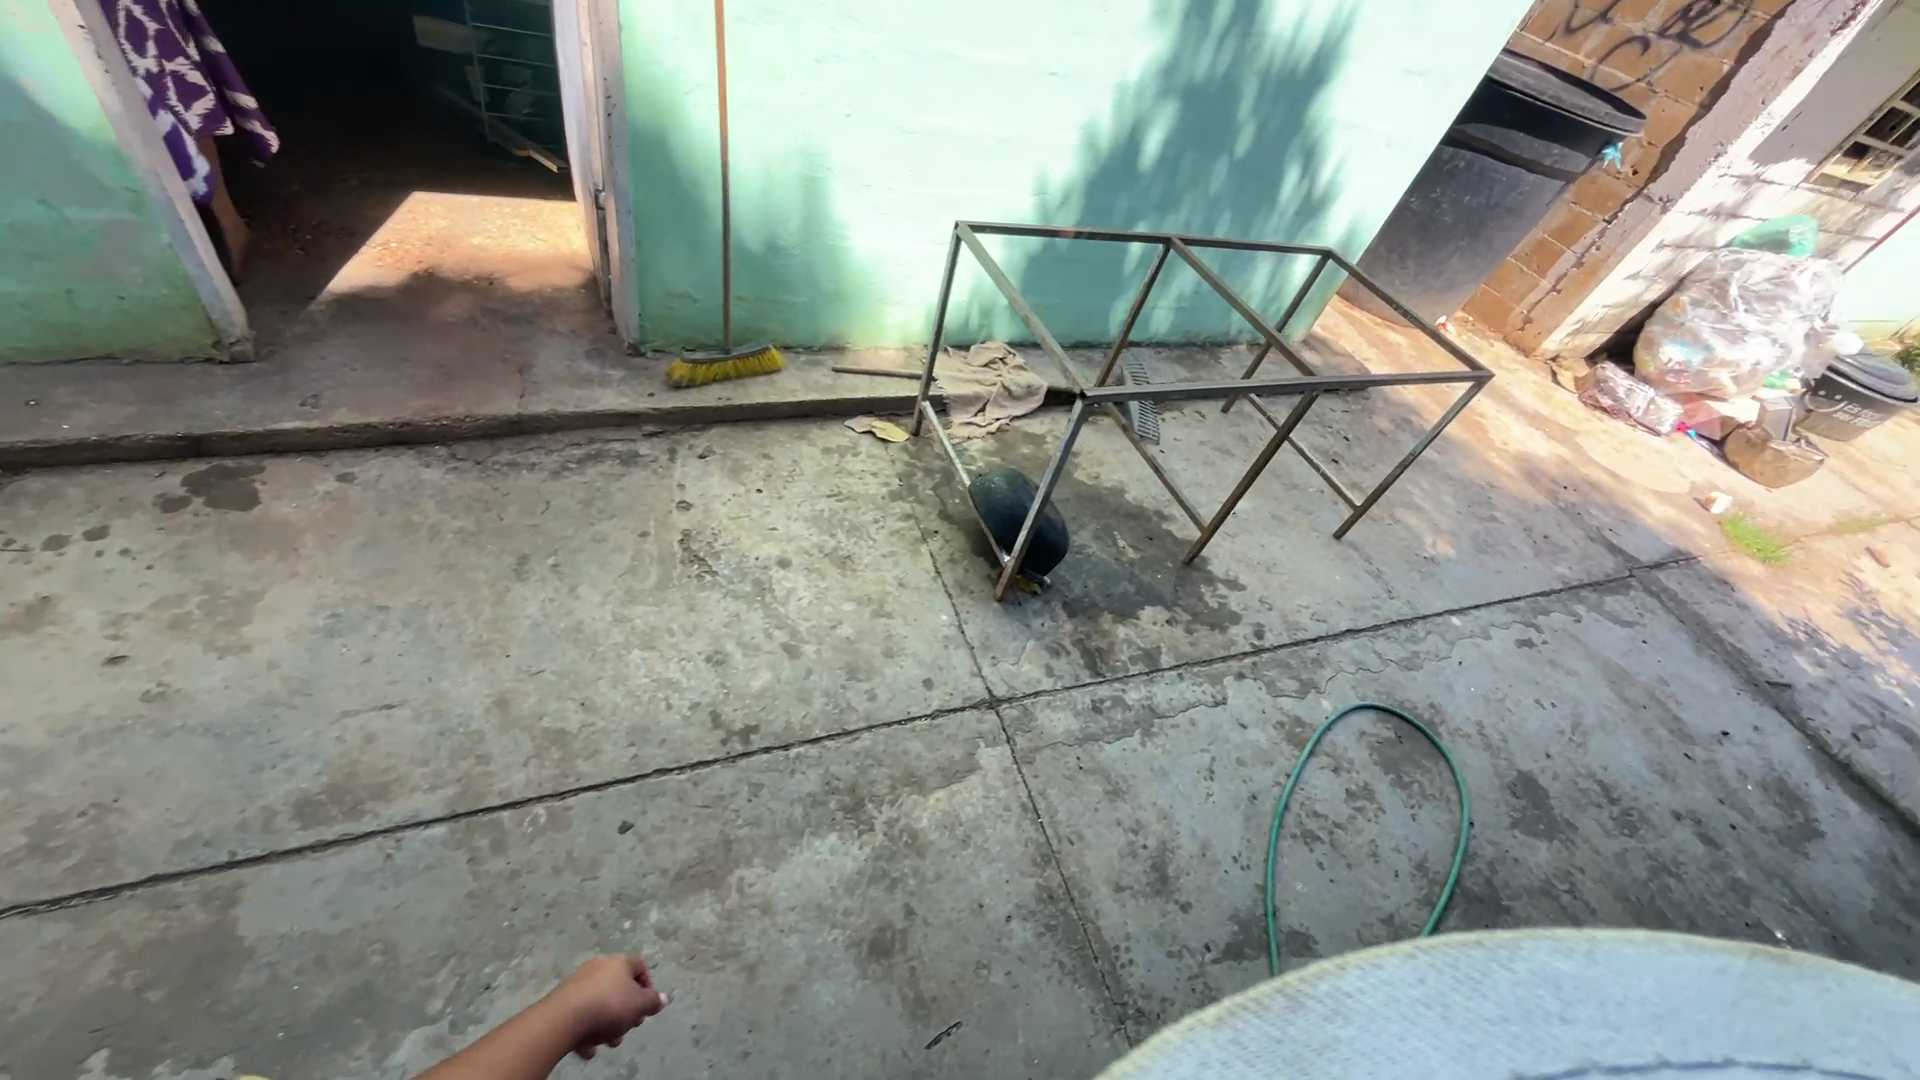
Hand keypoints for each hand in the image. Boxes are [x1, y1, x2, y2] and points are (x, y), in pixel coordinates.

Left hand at [541, 955, 666, 1059]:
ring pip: (599, 1002)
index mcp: (620, 962)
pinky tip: (589, 1049)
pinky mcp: (562, 1001)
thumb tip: (664, 998)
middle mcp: (599, 967)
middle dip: (626, 1010)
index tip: (647, 1007)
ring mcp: (578, 983)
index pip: (640, 967)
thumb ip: (653, 1001)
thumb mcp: (639, 1006)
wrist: (563, 1019)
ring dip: (607, 1023)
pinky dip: (587, 1029)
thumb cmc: (609, 1007)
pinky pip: (580, 1014)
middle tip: (629, 1027)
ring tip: (609, 1042)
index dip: (647, 986)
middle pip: (618, 987)